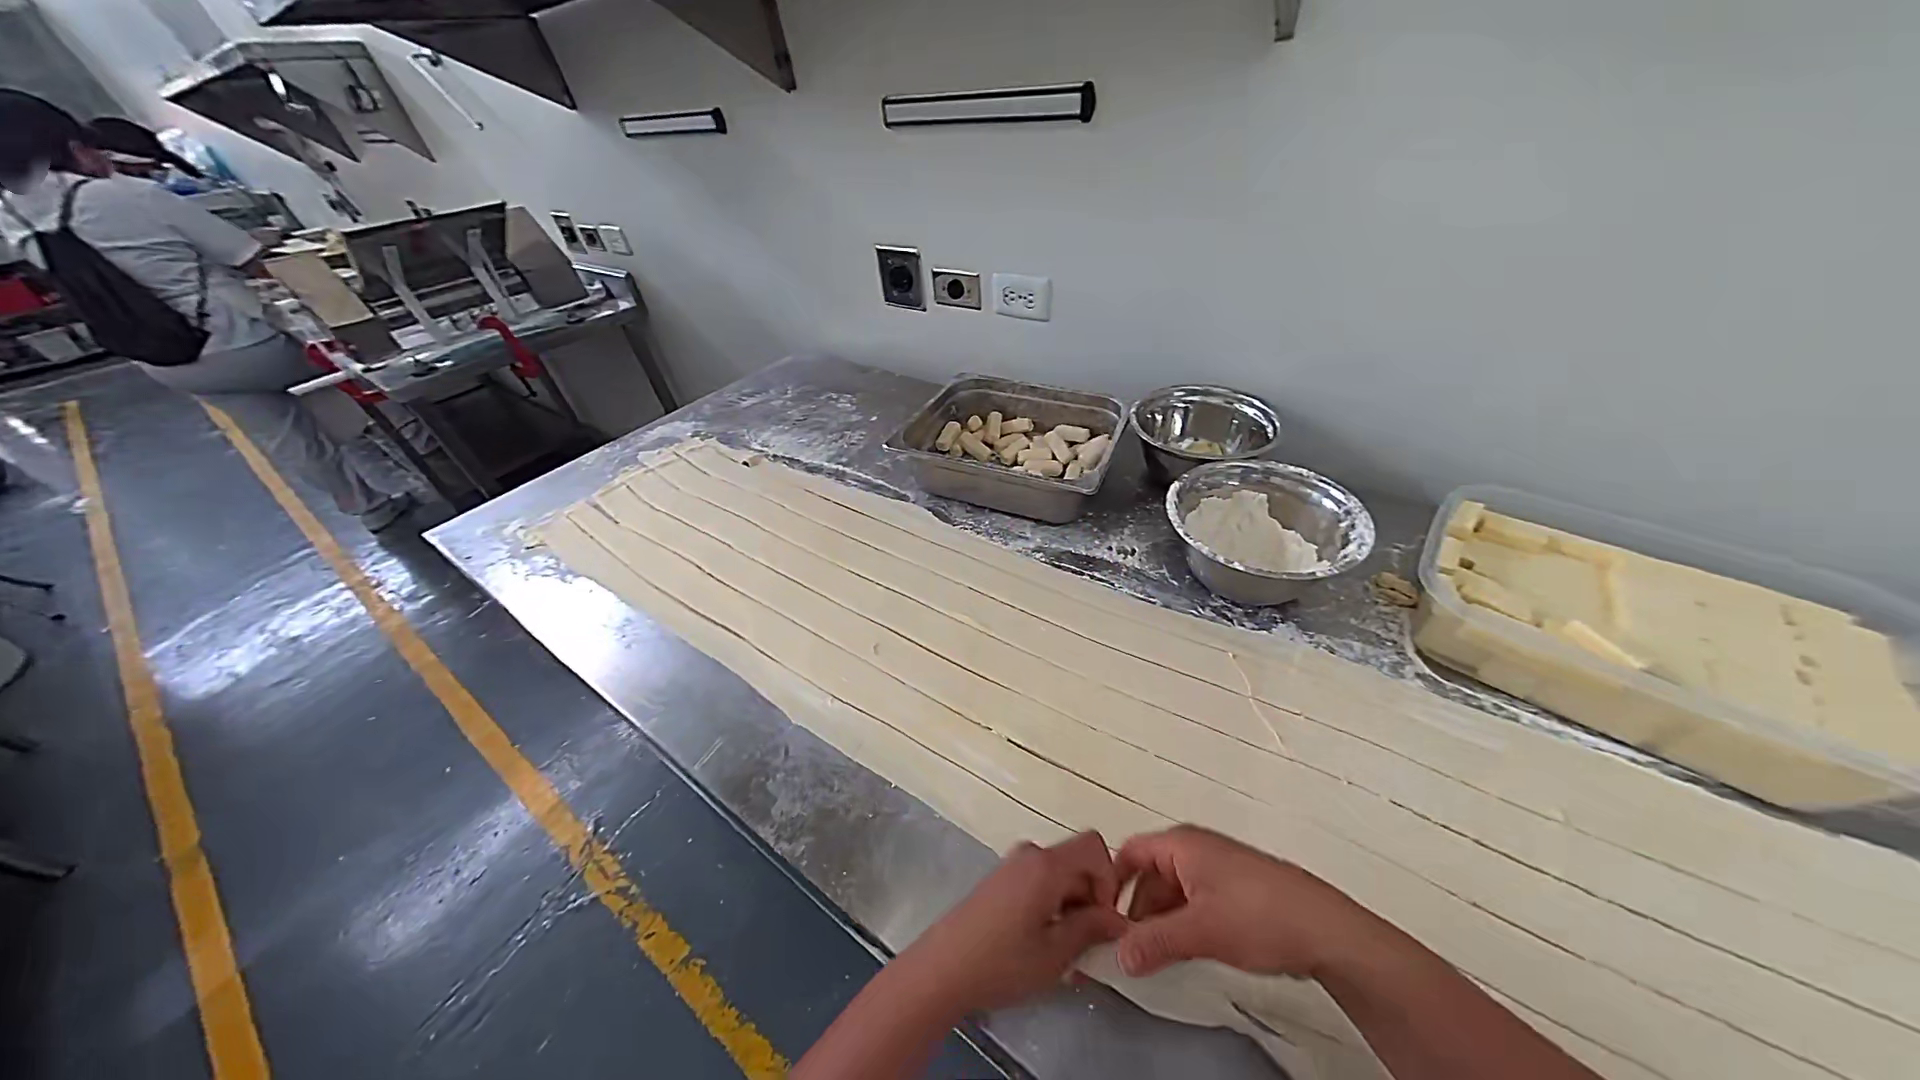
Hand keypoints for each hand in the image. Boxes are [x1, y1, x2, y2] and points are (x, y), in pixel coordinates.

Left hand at [891, 831, 1128, 1014]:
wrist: (942, 968)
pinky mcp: (1001, 881)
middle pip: (1077, 863)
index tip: (1105, 919)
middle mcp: (1029, 855)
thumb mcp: (1057, 953)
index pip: (1094, 847)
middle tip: (1089, 945)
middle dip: (1091, 900)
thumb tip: (1118, 920)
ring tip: (1066, 953)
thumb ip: (1092, 929)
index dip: (1110, 880)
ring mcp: (1012, 866)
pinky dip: (1052, 906)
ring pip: (1060, 876)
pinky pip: (1040, 883)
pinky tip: (1043, 945)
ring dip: (1072, 907)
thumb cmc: (1001, 961)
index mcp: (1046, 864)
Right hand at [1114, 825, 1377, 978]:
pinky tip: (1185, 950)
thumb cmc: (1265, 914)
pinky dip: (1181, 923)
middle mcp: (1195, 849)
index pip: (1128, 852)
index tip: (1101, 914)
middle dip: (1136, 909)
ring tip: (1154, 953)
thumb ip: (1154, 942)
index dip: (1110, 881)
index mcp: (1181, 844)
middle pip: (1148, 875)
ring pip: (1171, 892)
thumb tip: (1122, 954)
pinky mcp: (1233, 890)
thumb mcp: (1200, 931)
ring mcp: (1216, 869)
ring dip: (1160, 920)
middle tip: (1127, 944)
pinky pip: (1192, 902)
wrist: (1326, 932)